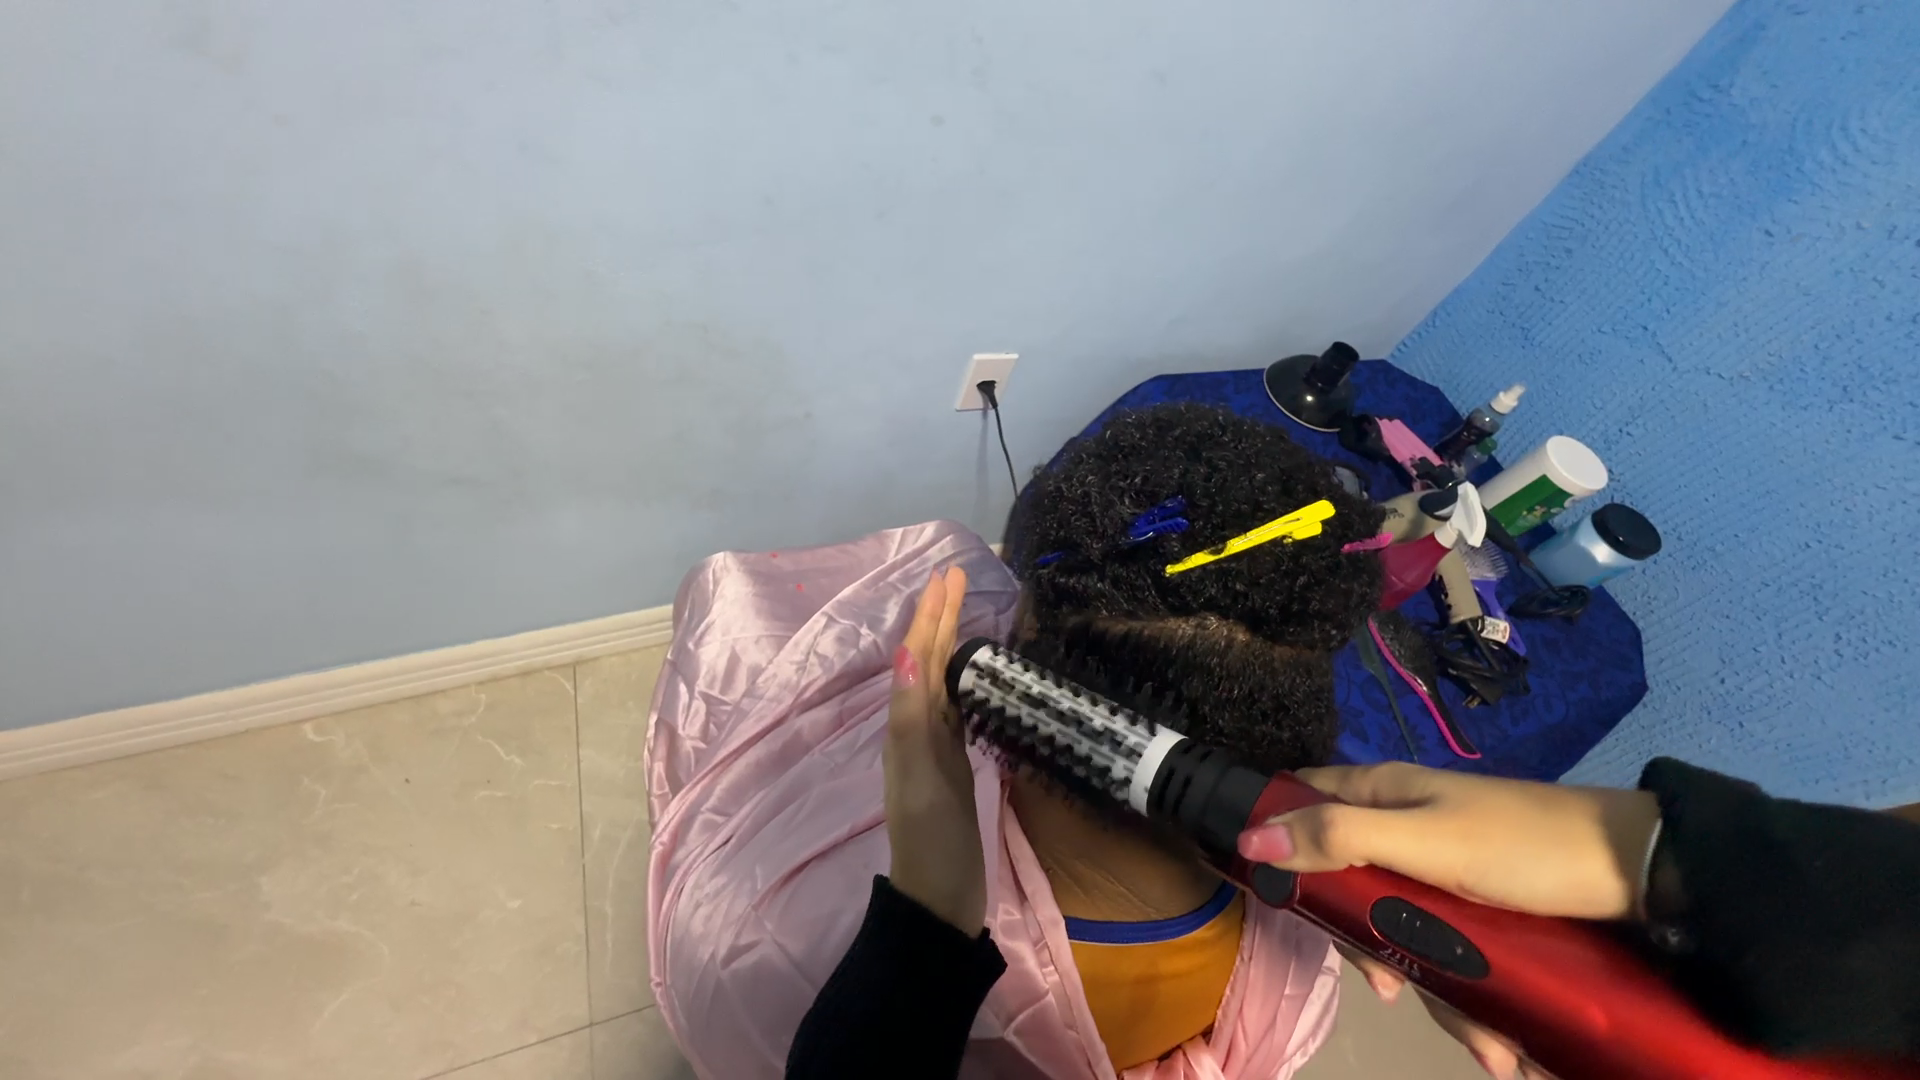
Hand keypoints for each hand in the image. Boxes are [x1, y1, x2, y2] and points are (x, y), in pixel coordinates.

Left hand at [883, 567, 984, 934]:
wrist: (941, 896)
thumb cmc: (932, 838)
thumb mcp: (921, 777)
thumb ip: (911, 717)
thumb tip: (904, 653)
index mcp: (906, 723)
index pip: (918, 655)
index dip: (931, 615)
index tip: (945, 576)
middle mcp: (915, 724)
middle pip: (927, 658)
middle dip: (940, 615)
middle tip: (956, 576)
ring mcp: (935, 742)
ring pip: (942, 676)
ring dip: (949, 638)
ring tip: (963, 607)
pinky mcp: (954, 758)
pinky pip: (956, 702)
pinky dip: (963, 675)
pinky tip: (972, 669)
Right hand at [1238, 763, 1659, 1079]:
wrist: (1648, 873)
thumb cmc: (1522, 846)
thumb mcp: (1425, 843)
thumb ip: (1338, 839)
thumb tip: (1250, 841)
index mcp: (1377, 792)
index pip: (1299, 804)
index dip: (1279, 844)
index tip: (1283, 901)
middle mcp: (1399, 825)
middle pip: (1344, 880)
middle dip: (1366, 942)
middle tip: (1388, 983)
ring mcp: (1438, 868)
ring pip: (1397, 924)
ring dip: (1429, 984)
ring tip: (1480, 1042)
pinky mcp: (1476, 907)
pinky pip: (1445, 949)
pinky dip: (1465, 996)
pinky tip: (1494, 1041)